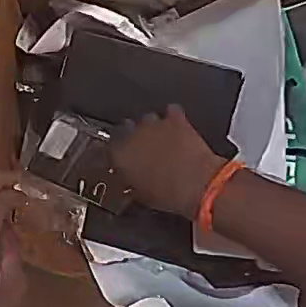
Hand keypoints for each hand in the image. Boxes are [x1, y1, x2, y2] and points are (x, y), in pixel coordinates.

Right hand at [111, 105, 227, 218]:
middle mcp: (131, 134)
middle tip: (139, 150)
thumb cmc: (168, 195)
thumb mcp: (140, 195)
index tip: (118, 159)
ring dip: (150, 127)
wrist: (199, 184)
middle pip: (124, 128)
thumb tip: (128, 180)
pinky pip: (171, 111)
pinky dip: (172, 118)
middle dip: (129, 136)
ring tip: (158, 138)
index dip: (113, 153)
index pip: (106, 148)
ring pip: (146, 118)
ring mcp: (154, 124)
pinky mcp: (176, 119)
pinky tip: (175, 126)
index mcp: (119, 154)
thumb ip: (129, 182)